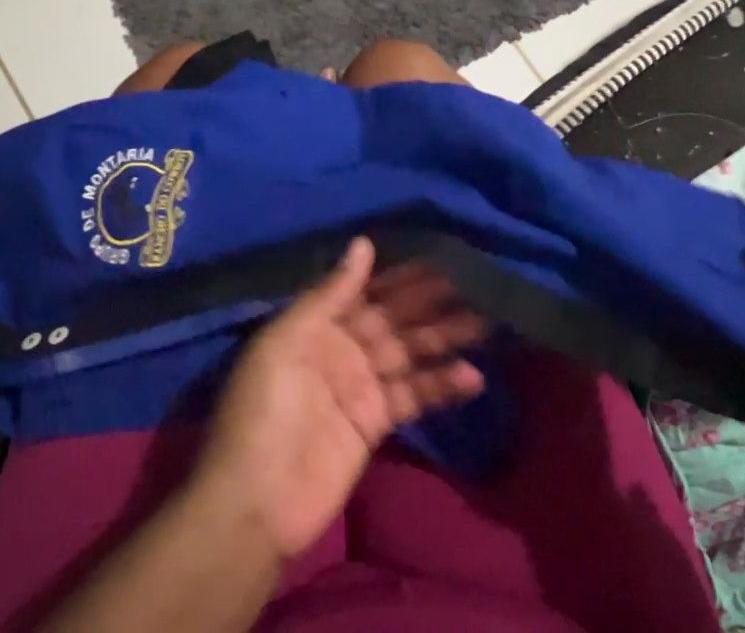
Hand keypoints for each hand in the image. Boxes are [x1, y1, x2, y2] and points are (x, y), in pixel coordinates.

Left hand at [193, 237, 487, 559]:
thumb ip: (329, 294)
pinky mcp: (377, 421)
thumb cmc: (264, 411)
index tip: (439, 250)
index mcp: (314, 324)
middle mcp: (341, 347)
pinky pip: (414, 394)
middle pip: (393, 317)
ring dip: (446, 337)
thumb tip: (364, 243)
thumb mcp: (286, 342)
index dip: (400, 273)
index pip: (364, 288)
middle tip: (476, 280)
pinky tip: (472, 376)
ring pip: (410, 352)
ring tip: (486, 321)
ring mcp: (360, 385)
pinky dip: (442, 385)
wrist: (257, 501)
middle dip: (431, 300)